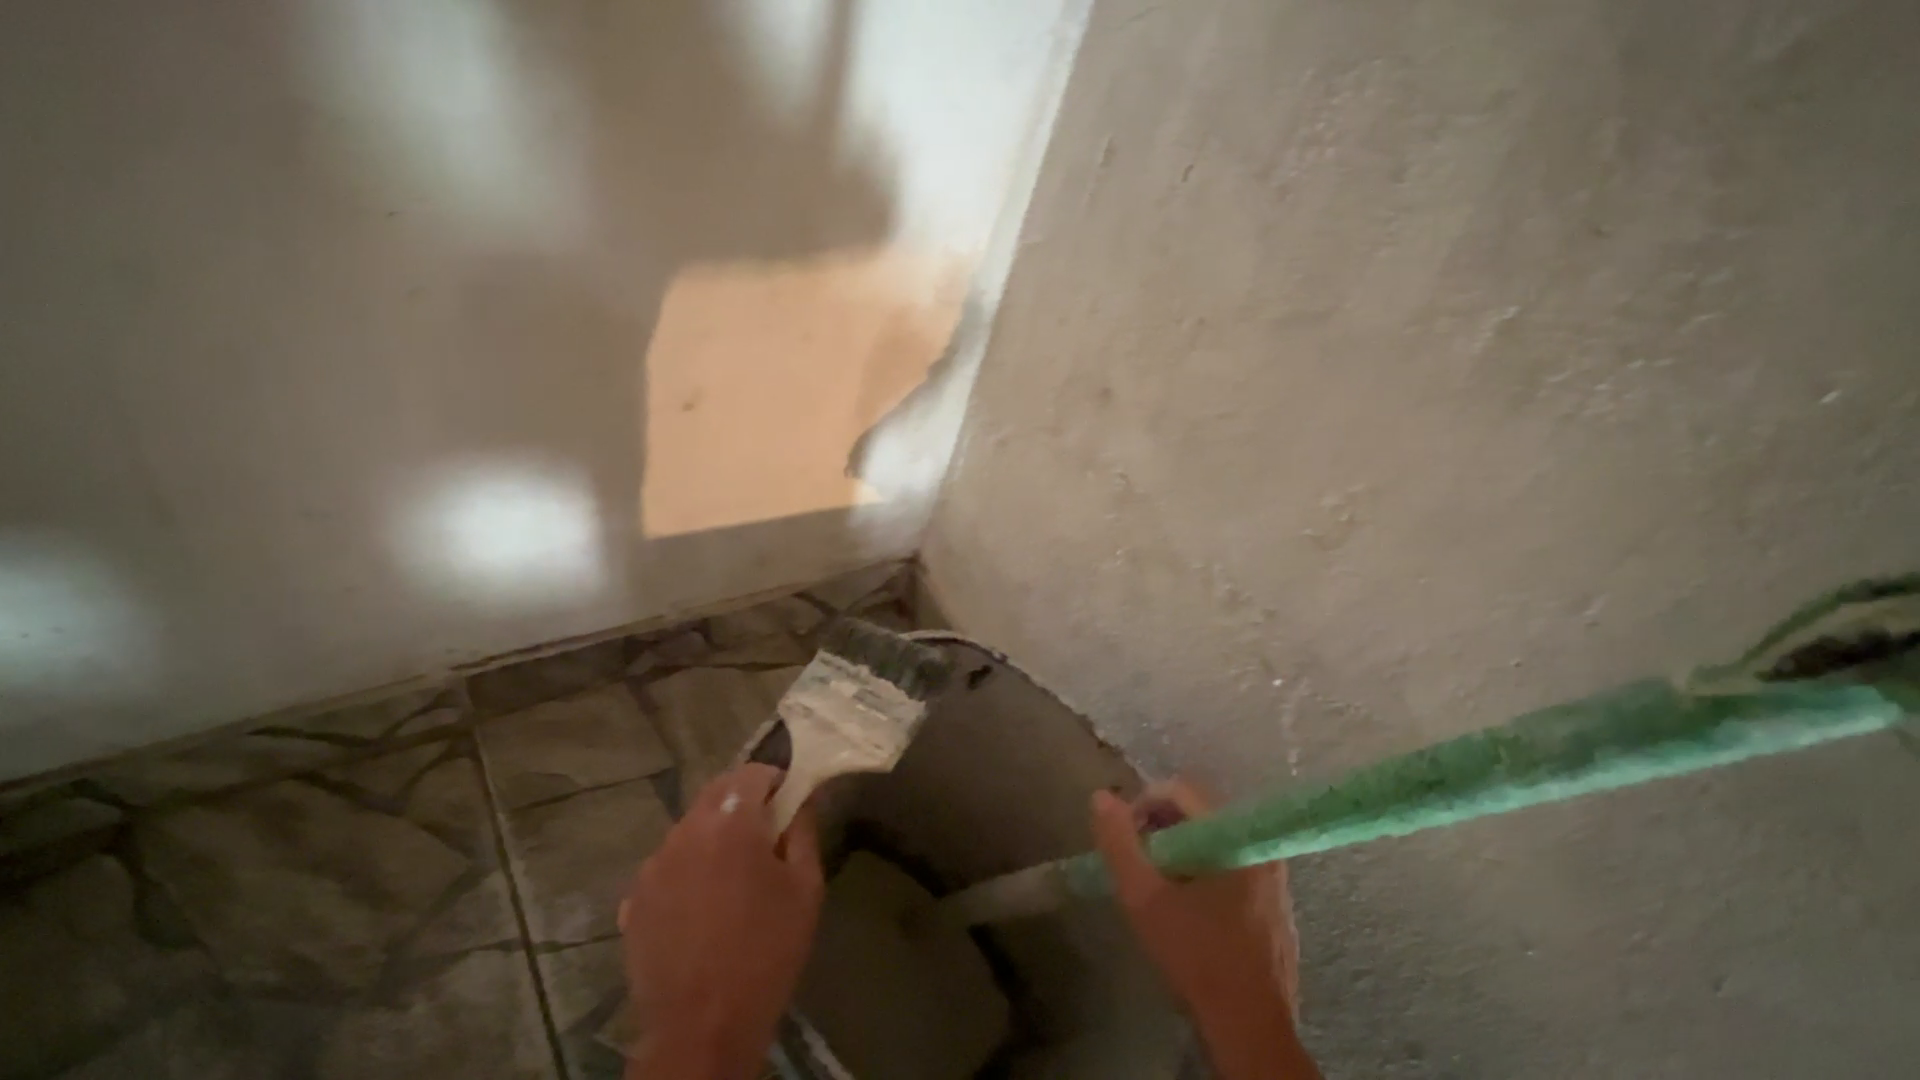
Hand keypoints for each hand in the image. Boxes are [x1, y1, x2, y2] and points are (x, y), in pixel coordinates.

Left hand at [620, 764, 823, 1079]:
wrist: (702, 1025)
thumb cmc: (766, 951)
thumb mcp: (805, 889)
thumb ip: (803, 833)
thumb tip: (800, 802)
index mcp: (729, 823)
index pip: (751, 773)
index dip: (775, 779)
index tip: (790, 801)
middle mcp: (684, 832)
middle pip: (715, 793)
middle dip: (742, 801)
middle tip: (766, 833)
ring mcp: (652, 866)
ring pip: (689, 829)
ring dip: (713, 836)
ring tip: (733, 875)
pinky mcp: (634, 899)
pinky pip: (667, 866)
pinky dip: (688, 869)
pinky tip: (703, 906)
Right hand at [1092, 781, 1319, 1079]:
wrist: (1250, 1028)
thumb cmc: (1197, 958)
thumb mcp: (1144, 898)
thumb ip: (1119, 843)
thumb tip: (1101, 796)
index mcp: (1237, 837)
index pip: (1183, 790)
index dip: (1143, 803)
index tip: (1121, 835)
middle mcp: (1261, 846)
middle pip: (1200, 811)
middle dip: (1160, 826)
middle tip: (1134, 858)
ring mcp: (1274, 876)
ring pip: (1215, 840)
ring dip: (1179, 850)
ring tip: (1153, 882)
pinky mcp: (1275, 904)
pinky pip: (1231, 865)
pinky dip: (1202, 870)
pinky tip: (1184, 906)